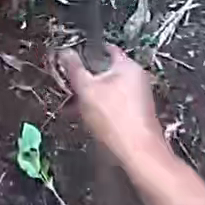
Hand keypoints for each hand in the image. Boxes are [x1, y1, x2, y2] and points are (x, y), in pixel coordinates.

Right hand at [58, 44, 169, 169]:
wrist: (139, 155)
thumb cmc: (114, 118)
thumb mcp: (86, 89)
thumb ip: (74, 68)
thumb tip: (65, 51)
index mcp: (128, 66)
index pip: (105, 49)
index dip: (86, 51)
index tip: (70, 58)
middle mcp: (137, 78)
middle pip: (105, 71)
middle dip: (86, 78)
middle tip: (69, 85)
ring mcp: (139, 97)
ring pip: (108, 89)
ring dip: (90, 95)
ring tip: (73, 105)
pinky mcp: (137, 115)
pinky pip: (114, 104)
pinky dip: (100, 107)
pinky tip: (87, 118)